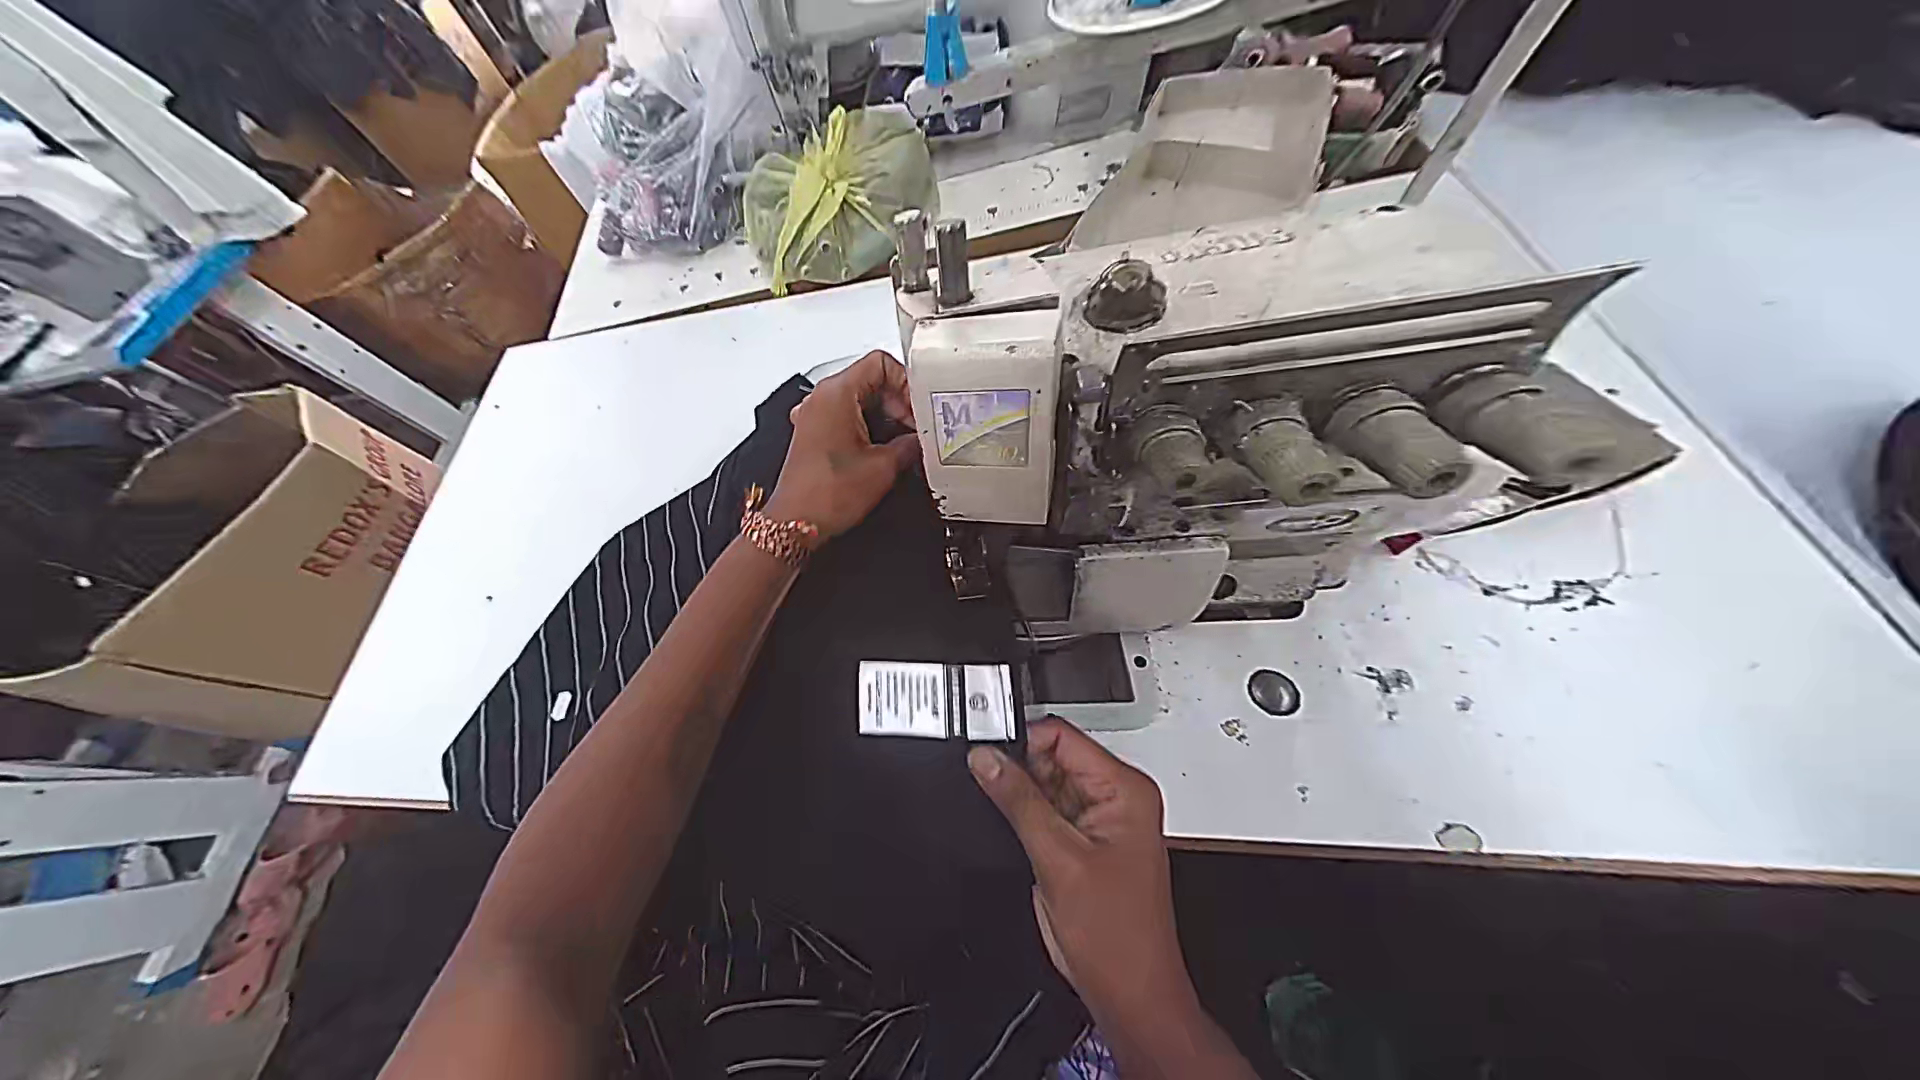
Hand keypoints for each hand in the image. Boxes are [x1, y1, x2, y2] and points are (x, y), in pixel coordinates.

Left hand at [765, 350, 919, 540]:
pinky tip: (885, 452)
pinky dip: (870, 429)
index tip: (918, 406)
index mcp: (836, 393)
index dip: (906, 382)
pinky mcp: (816, 434)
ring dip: (887, 417)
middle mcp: (821, 399)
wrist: (797, 522)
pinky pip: (849, 418)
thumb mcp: (884, 467)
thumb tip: (920, 440)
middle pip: (872, 380)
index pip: (880, 363)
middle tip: (917, 427)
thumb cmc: (825, 495)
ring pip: (862, 400)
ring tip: (904, 442)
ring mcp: (816, 416)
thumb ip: (910, 445)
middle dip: (899, 402)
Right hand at [966, 718, 1191, 1023]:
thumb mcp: (1058, 859)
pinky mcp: (1086, 838)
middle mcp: (1118, 796)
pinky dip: (1031, 821)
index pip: (1063, 736)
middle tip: (1004, 800)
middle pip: (1053, 757)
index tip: (990, 757)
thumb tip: (987, 760)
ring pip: (1047, 784)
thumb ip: (1018, 801)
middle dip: (1022, 775)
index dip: (1023, 742)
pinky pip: (1048, 810)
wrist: (1128, 994)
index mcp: (1125, 789)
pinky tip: (1030, 846)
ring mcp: (1101, 818)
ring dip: (1026, 801)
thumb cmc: (1118, 938)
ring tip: (1027, 837)